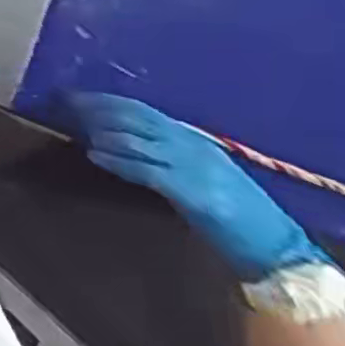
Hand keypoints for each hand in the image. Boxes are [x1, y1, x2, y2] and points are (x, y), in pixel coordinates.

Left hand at [66, 93, 329, 280]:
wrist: (280, 250)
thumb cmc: (238, 211)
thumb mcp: (202, 169)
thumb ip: (165, 149)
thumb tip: (116, 133)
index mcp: (196, 140)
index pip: (141, 110)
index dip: (104, 100)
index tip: (74, 95)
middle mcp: (193, 148)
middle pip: (132, 119)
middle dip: (94, 110)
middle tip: (64, 106)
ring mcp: (194, 169)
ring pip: (133, 140)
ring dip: (100, 134)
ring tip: (78, 133)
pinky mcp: (191, 192)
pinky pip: (144, 169)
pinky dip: (115, 161)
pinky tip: (95, 156)